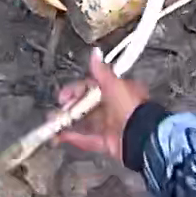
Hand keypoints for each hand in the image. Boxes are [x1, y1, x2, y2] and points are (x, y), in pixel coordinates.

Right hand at [55, 49, 149, 163]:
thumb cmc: (131, 108)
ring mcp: (110, 127)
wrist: (141, 136)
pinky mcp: (107, 143)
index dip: (75, 90)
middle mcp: (113, 109)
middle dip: (69, 108)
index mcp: (116, 93)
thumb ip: (101, 71)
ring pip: (85, 124)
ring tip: (54, 123)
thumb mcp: (114, 84)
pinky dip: (75, 138)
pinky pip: (88, 140)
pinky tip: (62, 136)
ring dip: (68, 123)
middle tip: (58, 109)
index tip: (63, 95)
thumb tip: (95, 53)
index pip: (90, 88)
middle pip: (86, 107)